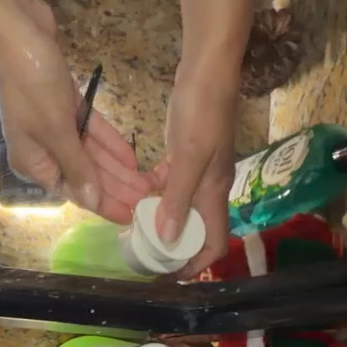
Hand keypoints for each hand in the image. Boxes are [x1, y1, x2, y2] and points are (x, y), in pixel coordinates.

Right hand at [0, 11, 150, 223]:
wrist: (19, 34)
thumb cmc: (33, 86)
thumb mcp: (56, 131)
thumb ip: (77, 167)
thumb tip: (91, 200)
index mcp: (34, 163)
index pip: (73, 192)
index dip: (103, 204)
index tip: (130, 216)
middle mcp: (42, 150)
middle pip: (85, 175)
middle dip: (116, 187)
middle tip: (148, 199)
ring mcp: (53, 127)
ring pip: (91, 155)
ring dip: (117, 168)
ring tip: (146, 182)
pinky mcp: (63, 106)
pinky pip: (91, 131)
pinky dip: (109, 142)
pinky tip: (131, 156)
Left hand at [147, 61, 239, 277]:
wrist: (208, 68)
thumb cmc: (203, 110)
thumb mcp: (188, 155)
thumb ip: (177, 197)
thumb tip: (168, 239)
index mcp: (214, 192)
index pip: (212, 242)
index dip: (194, 264)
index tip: (168, 277)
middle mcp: (208, 187)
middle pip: (193, 230)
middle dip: (172, 249)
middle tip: (143, 260)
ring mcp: (197, 171)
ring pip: (178, 208)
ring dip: (158, 223)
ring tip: (132, 235)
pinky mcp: (185, 156)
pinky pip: (168, 185)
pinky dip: (153, 194)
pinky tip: (133, 197)